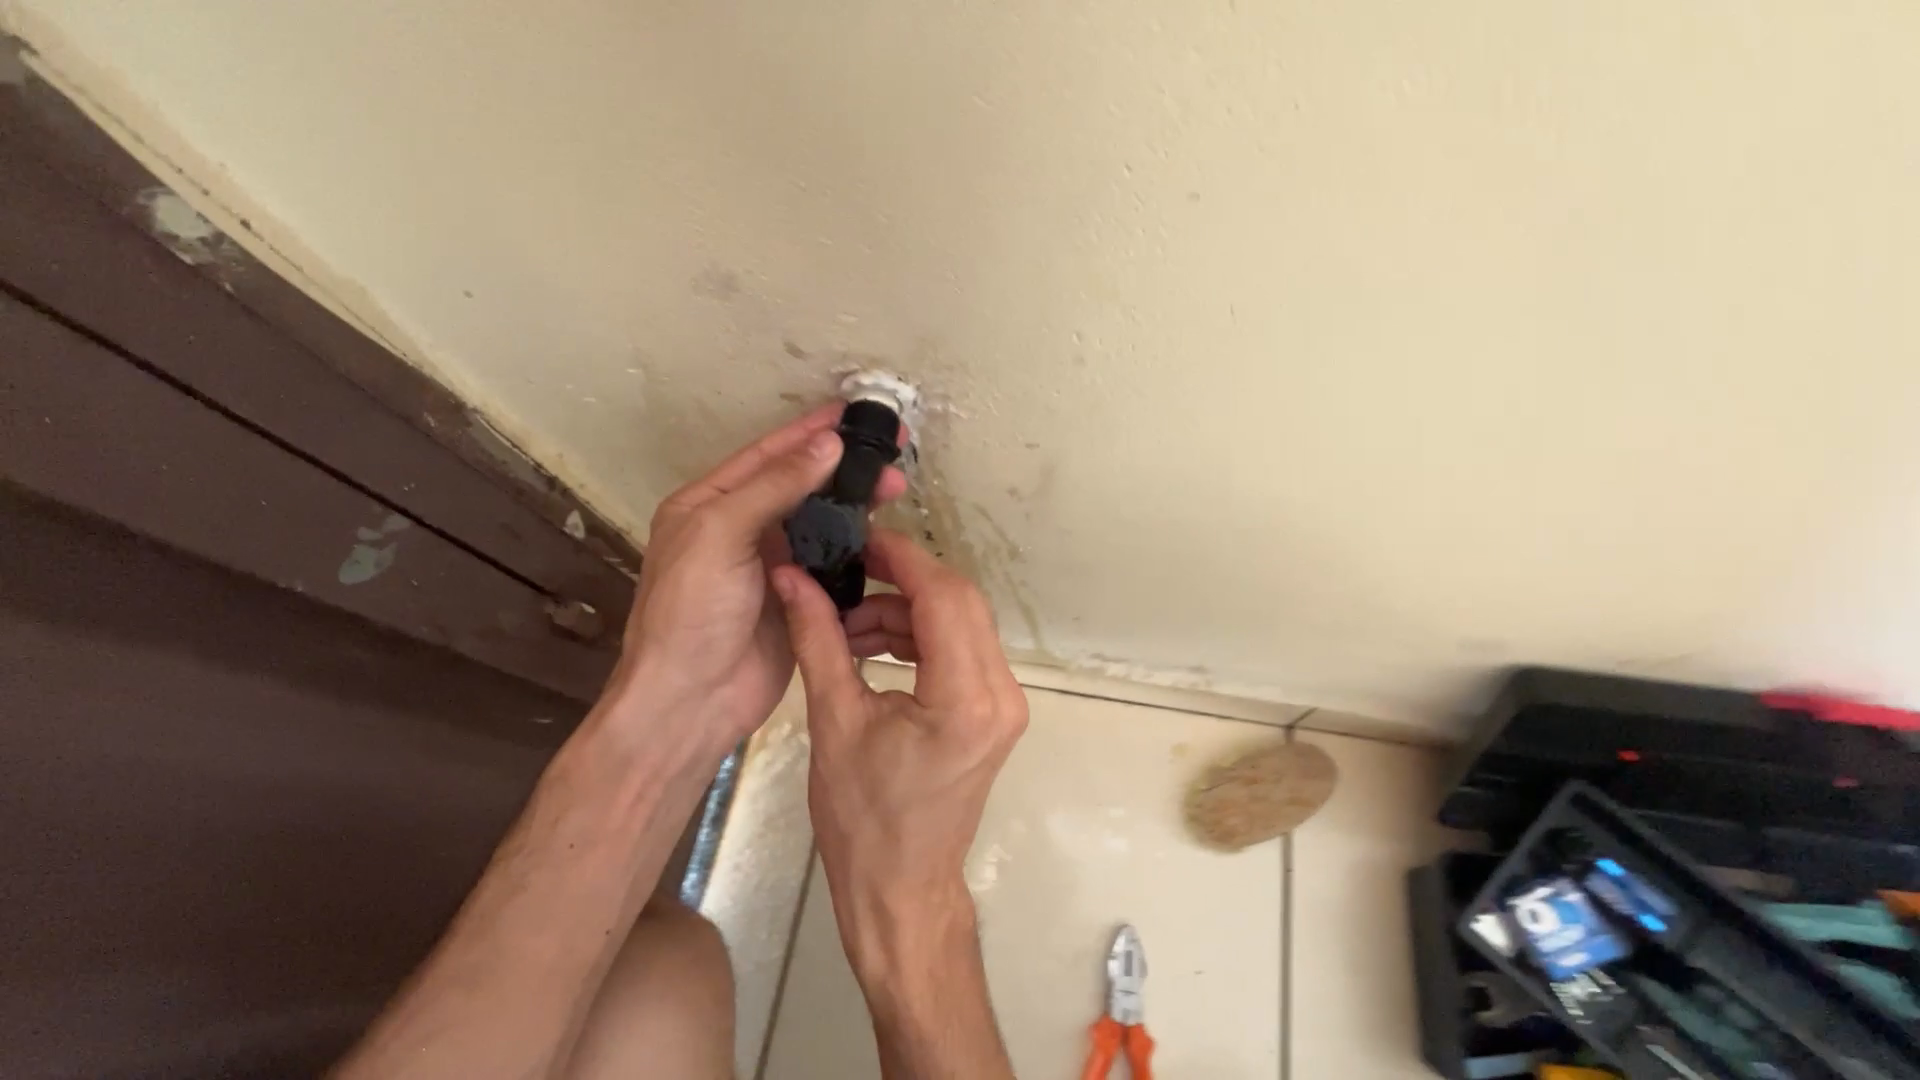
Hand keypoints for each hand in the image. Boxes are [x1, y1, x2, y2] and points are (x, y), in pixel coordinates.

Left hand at [608, 405, 904, 760]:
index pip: (768, 454)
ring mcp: (773, 565)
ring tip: (897, 490)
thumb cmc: (691, 611)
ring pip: (821, 522)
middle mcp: (742, 528)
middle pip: (800, 484)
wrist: (691, 701)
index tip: (856, 413)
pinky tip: (885, 536)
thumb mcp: (721, 535)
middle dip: (844, 467)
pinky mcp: (799, 598)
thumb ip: (776, 486)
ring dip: (856, 505)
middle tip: (894, 453)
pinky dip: (858, 547)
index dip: (812, 431)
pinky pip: (832, 562)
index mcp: (710, 504)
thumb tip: (828, 442)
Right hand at [771, 529, 1028, 973]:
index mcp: (966, 699)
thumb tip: (793, 576)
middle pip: (960, 602)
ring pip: (961, 623)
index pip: (943, 597)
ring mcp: (1005, 704)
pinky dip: (919, 639)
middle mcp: (1001, 694)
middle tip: (846, 572)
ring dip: (905, 613)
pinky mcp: (993, 713)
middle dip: (902, 579)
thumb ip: (819, 639)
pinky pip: (961, 651)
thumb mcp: (834, 722)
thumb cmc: (863, 821)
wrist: (901, 890)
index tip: (858, 540)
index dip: (901, 558)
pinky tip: (870, 646)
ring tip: (844, 626)